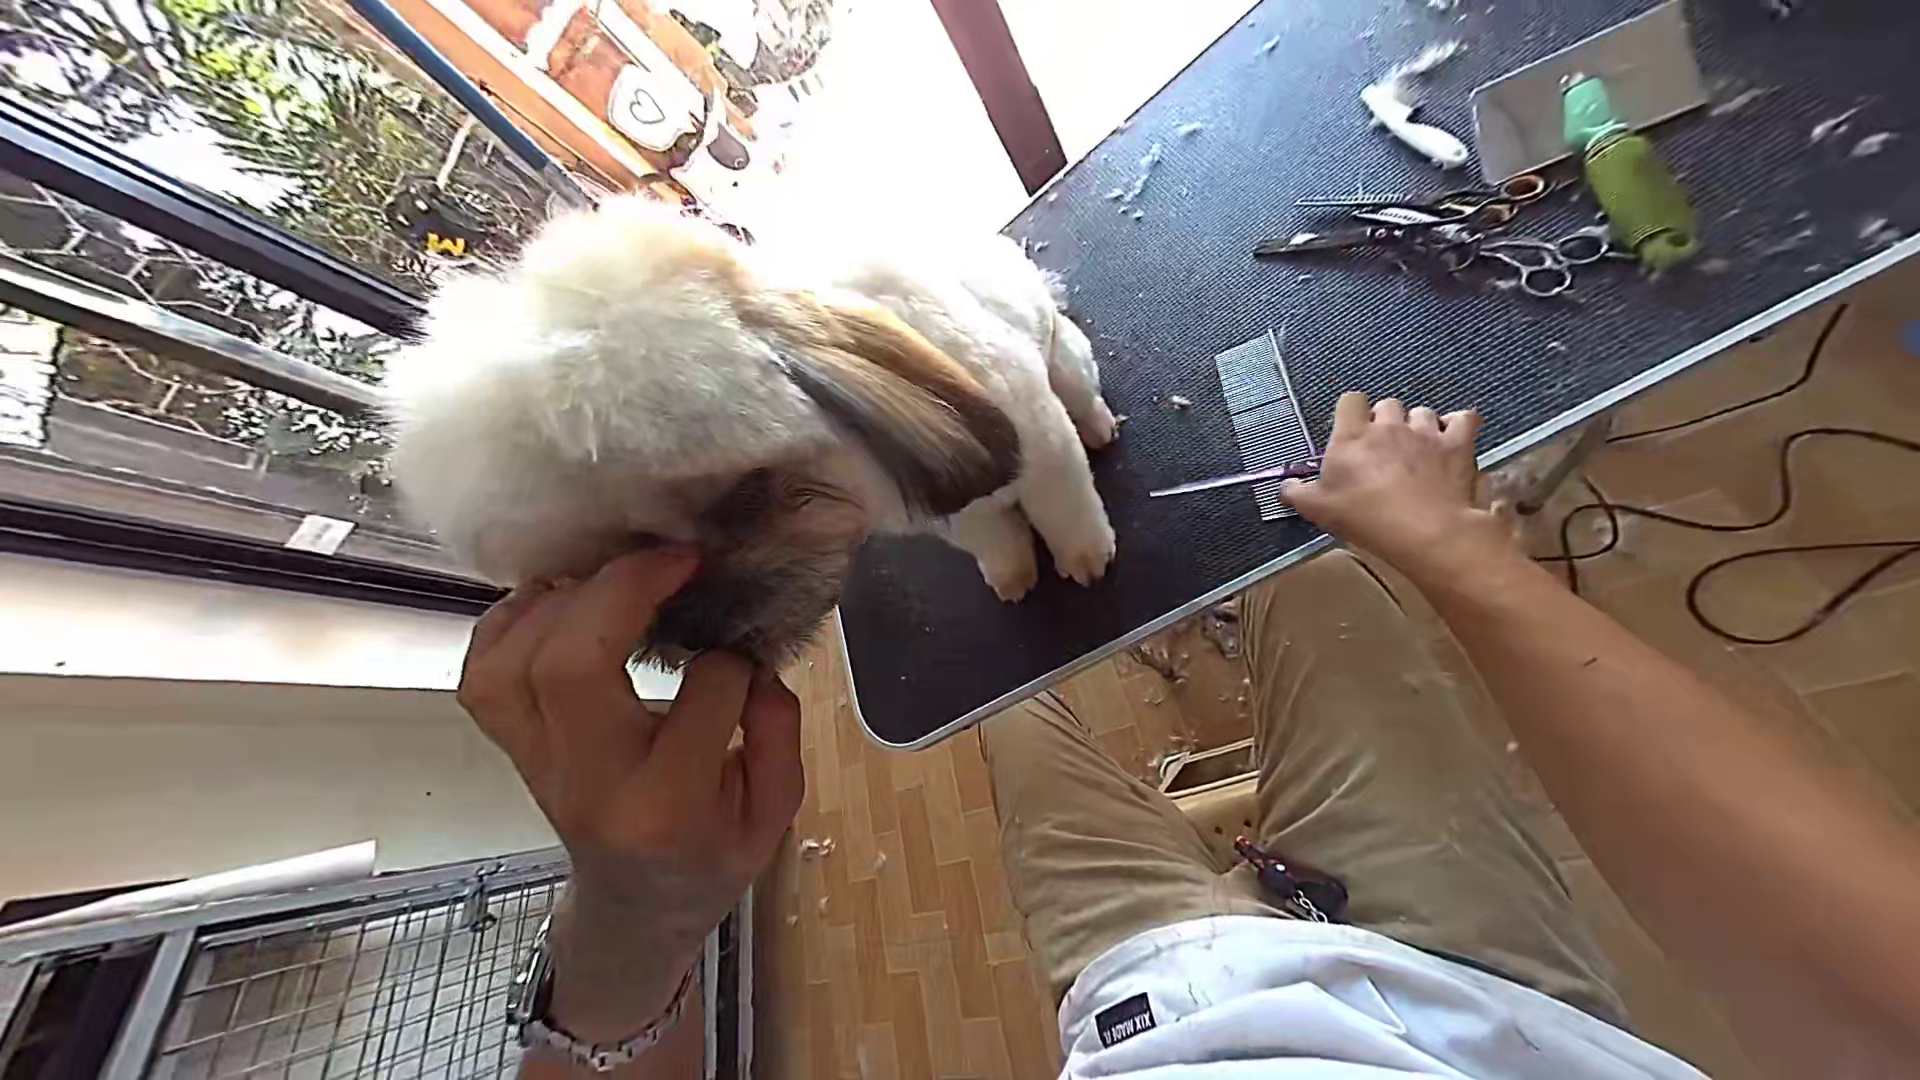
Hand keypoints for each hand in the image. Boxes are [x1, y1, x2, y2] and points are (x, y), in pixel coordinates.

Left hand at [457, 551, 804, 1039]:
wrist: (637, 909)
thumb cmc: (714, 856)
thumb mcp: (778, 807)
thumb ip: (779, 729)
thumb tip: (751, 659)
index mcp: (670, 803)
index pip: (706, 691)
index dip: (735, 656)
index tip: (748, 652)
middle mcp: (589, 780)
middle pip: (572, 664)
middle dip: (627, 587)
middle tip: (678, 558)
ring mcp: (536, 765)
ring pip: (509, 664)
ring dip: (563, 598)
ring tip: (618, 573)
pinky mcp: (515, 749)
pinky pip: (482, 675)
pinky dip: (514, 620)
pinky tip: (563, 596)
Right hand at [1280, 393, 1510, 580]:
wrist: (1423, 529)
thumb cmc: (1362, 515)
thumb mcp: (1315, 508)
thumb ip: (1295, 493)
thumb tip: (1285, 488)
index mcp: (1351, 436)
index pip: (1350, 401)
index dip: (1350, 411)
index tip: (1349, 429)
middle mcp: (1388, 426)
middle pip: (1388, 404)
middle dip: (1384, 420)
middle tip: (1380, 446)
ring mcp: (1426, 432)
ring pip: (1423, 412)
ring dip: (1417, 424)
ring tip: (1414, 446)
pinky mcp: (1458, 444)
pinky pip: (1464, 419)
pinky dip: (1457, 425)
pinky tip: (1450, 438)